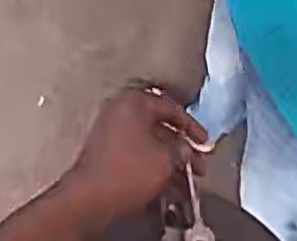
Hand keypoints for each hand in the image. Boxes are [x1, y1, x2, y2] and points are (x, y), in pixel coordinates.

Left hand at [57, 86, 205, 224]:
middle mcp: (121, 108)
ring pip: (149, 142)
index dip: (191, 126)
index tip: (205, 142)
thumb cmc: (129, 169)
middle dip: (181, 149)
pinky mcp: (106, 149)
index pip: (170, 107)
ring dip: (170, 162)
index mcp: (134, 101)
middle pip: (159, 125)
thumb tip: (185, 149)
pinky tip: (169, 188)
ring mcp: (111, 128)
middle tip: (198, 167)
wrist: (91, 195)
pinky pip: (136, 152)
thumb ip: (180, 150)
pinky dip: (153, 166)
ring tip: (188, 184)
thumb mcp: (164, 160)